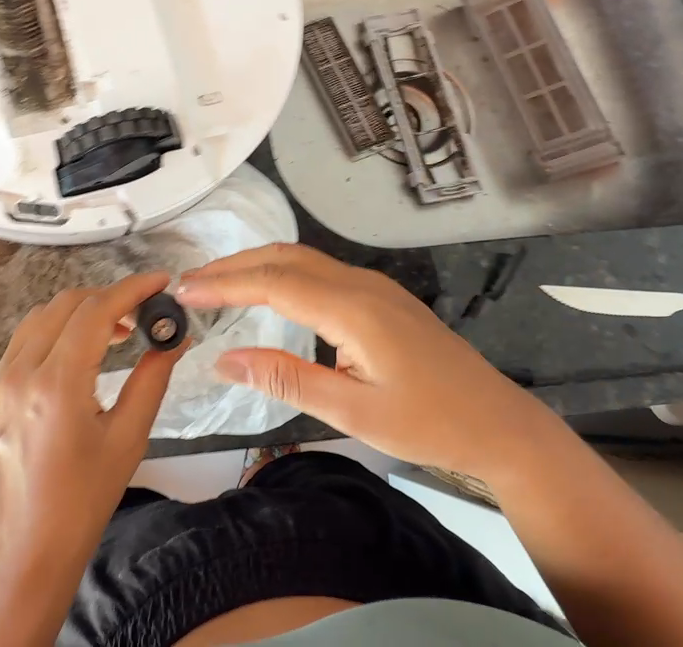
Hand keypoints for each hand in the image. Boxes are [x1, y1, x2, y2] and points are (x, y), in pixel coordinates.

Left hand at [0, 273, 183, 646]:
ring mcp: (1, 381)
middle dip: (108, 298)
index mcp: (56, 385)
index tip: (160, 281)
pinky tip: (81, 350)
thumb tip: (174, 340)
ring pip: (42, 316)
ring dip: (81, 311)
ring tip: (117, 331)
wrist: (25, 551)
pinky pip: (25, 339)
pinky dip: (56, 329)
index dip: (131, 289)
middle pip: (67, 304)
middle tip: (143, 314)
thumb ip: (151, 380)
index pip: (95, 311)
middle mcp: (21, 373)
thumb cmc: (81, 503)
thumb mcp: (128, 440)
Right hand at [177, 243, 564, 481]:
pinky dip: (281, 273)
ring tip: (216, 284)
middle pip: (284, 258)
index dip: (224, 283)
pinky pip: (320, 271)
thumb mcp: (352, 412)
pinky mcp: (381, 297)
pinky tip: (267, 291)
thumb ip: (286, 379)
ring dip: (256, 266)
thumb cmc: (429, 424)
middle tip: (188, 284)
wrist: (500, 423)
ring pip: (302, 260)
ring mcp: (374, 286)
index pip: (273, 282)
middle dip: (233, 266)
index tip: (183, 291)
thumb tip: (224, 360)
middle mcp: (360, 284)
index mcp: (352, 308)